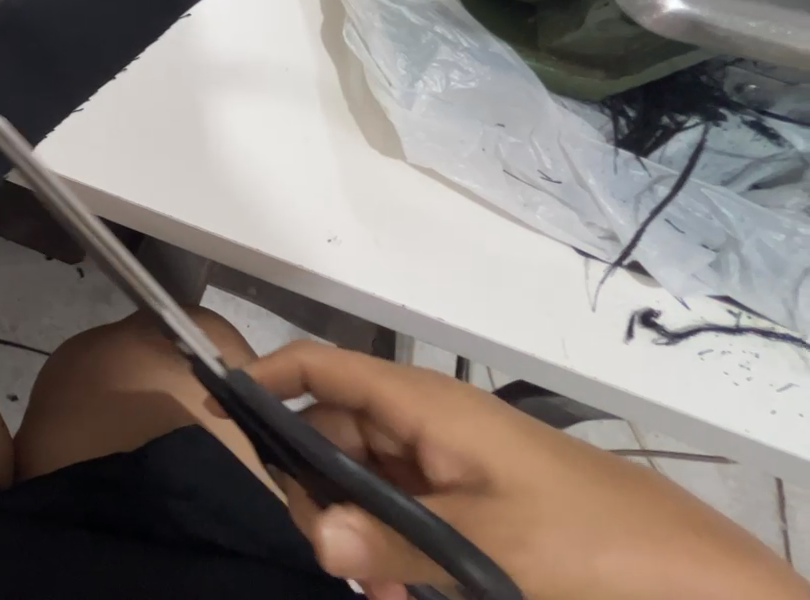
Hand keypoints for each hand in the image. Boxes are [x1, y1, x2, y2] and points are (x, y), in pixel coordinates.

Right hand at [236, 343, 808, 599]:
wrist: (726, 597)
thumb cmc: (603, 545)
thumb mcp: (495, 547)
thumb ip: (394, 540)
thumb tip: (310, 536)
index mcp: (424, 404)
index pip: (320, 367)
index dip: (263, 377)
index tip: (217, 410)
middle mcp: (427, 427)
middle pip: (332, 430)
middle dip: (311, 482)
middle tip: (311, 542)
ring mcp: (450, 469)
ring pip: (364, 480)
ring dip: (351, 526)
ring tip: (364, 582)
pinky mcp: (473, 509)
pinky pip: (403, 515)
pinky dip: (386, 547)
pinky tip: (393, 588)